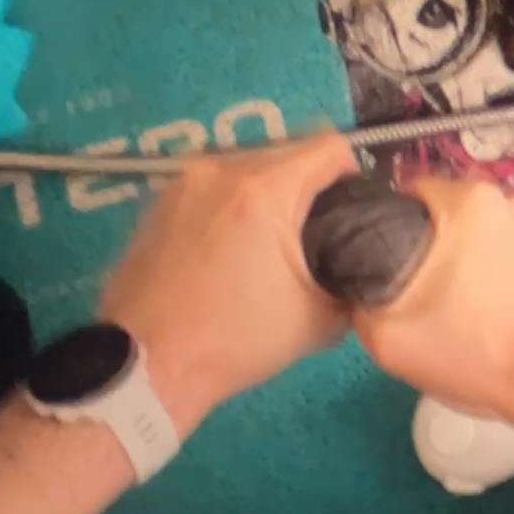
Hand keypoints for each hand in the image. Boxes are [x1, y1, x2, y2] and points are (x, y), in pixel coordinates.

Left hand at [99, 133, 358, 432]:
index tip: (354, 207)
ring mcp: (187, 180)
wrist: (146, 366)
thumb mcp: (318, 318)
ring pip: (252, 165)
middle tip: (319, 229)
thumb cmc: (236, 340)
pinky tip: (237, 243)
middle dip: (312, 184)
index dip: (354, 172)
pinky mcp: (162, 198)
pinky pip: (219, 182)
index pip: (330, 147)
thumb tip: (367, 266)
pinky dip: (238, 201)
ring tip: (276, 237)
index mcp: (266, 190)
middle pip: (291, 152)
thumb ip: (353, 280)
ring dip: (273, 190)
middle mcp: (224, 169)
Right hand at [352, 178, 513, 422]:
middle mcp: (506, 197)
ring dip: (458, 256)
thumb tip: (356, 288)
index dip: (385, 225)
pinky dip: (488, 267)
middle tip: (412, 289)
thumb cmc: (476, 350)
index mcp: (468, 199)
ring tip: (449, 302)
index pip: (407, 191)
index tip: (379, 262)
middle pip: (443, 210)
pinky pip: (503, 247)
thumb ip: (359, 302)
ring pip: (475, 230)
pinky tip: (483, 306)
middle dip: (424, 241)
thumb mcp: (390, 337)